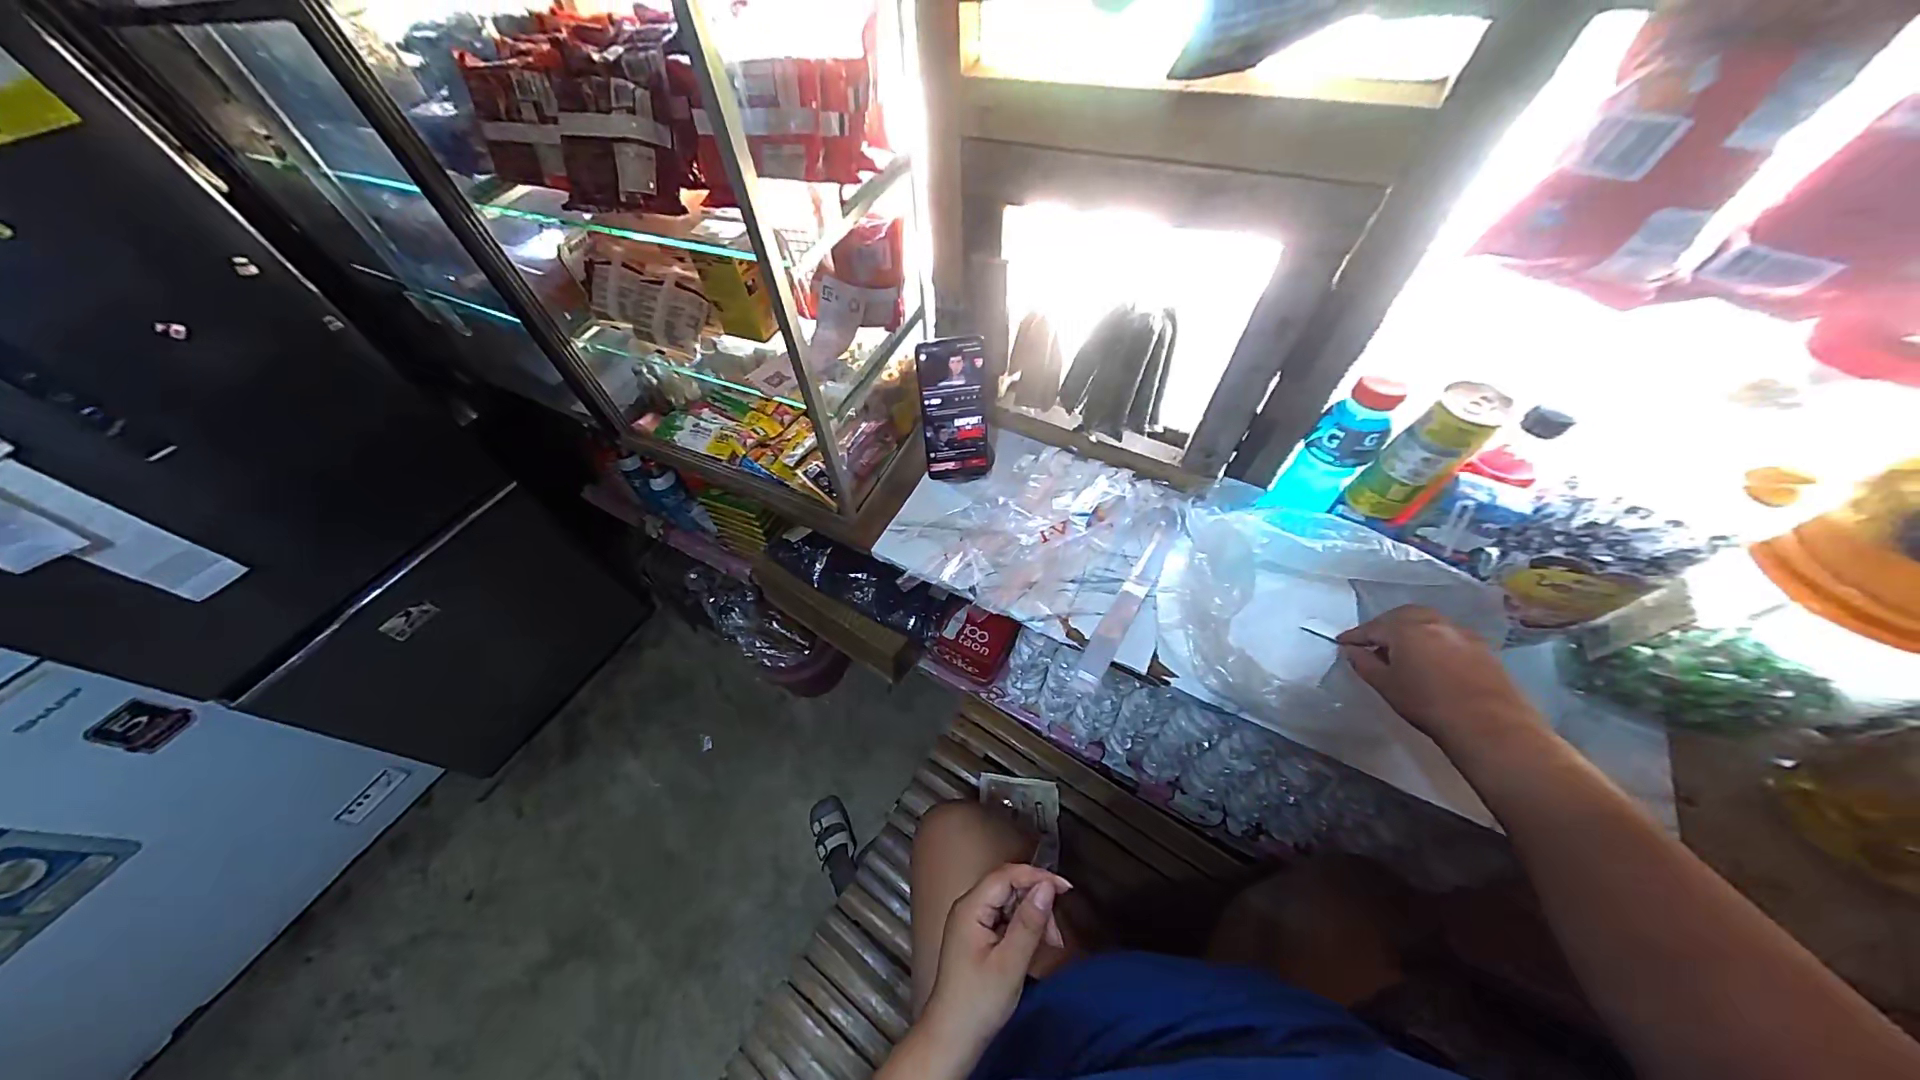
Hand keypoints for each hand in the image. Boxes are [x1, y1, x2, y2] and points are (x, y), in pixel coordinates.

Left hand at [921, 863, 1070, 1058]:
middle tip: (1056, 931)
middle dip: (1037, 901)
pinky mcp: (977, 935)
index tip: (1065, 888)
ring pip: (1010, 902)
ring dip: (1033, 916)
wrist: (953, 1038)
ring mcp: (972, 921)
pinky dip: (1024, 927)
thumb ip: (1029, 922)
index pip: (1007, 874)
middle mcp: (968, 907)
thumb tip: (1047, 887)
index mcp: (970, 907)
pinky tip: (1037, 945)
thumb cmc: (977, 1003)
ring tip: (1050, 943)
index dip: (1037, 876)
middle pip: (1009, 886)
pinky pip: (1005, 918)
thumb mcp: (1010, 962)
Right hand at [1337, 605, 1542, 747]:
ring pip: (1427, 622)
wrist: (1489, 723)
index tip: (1342, 643)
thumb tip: (1352, 650)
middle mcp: (1433, 622)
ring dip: (1410, 630)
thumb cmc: (1427, 703)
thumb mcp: (1385, 685)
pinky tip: (1430, 657)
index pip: (1372, 627)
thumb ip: (1364, 663)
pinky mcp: (1482, 646)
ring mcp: (1460, 632)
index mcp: (1405, 628)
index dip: (1354, 636)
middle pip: (1401, 616)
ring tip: (1401, 649)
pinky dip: (1432, 639)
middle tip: (1372, 643)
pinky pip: (1447, 634)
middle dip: (1384, 626)